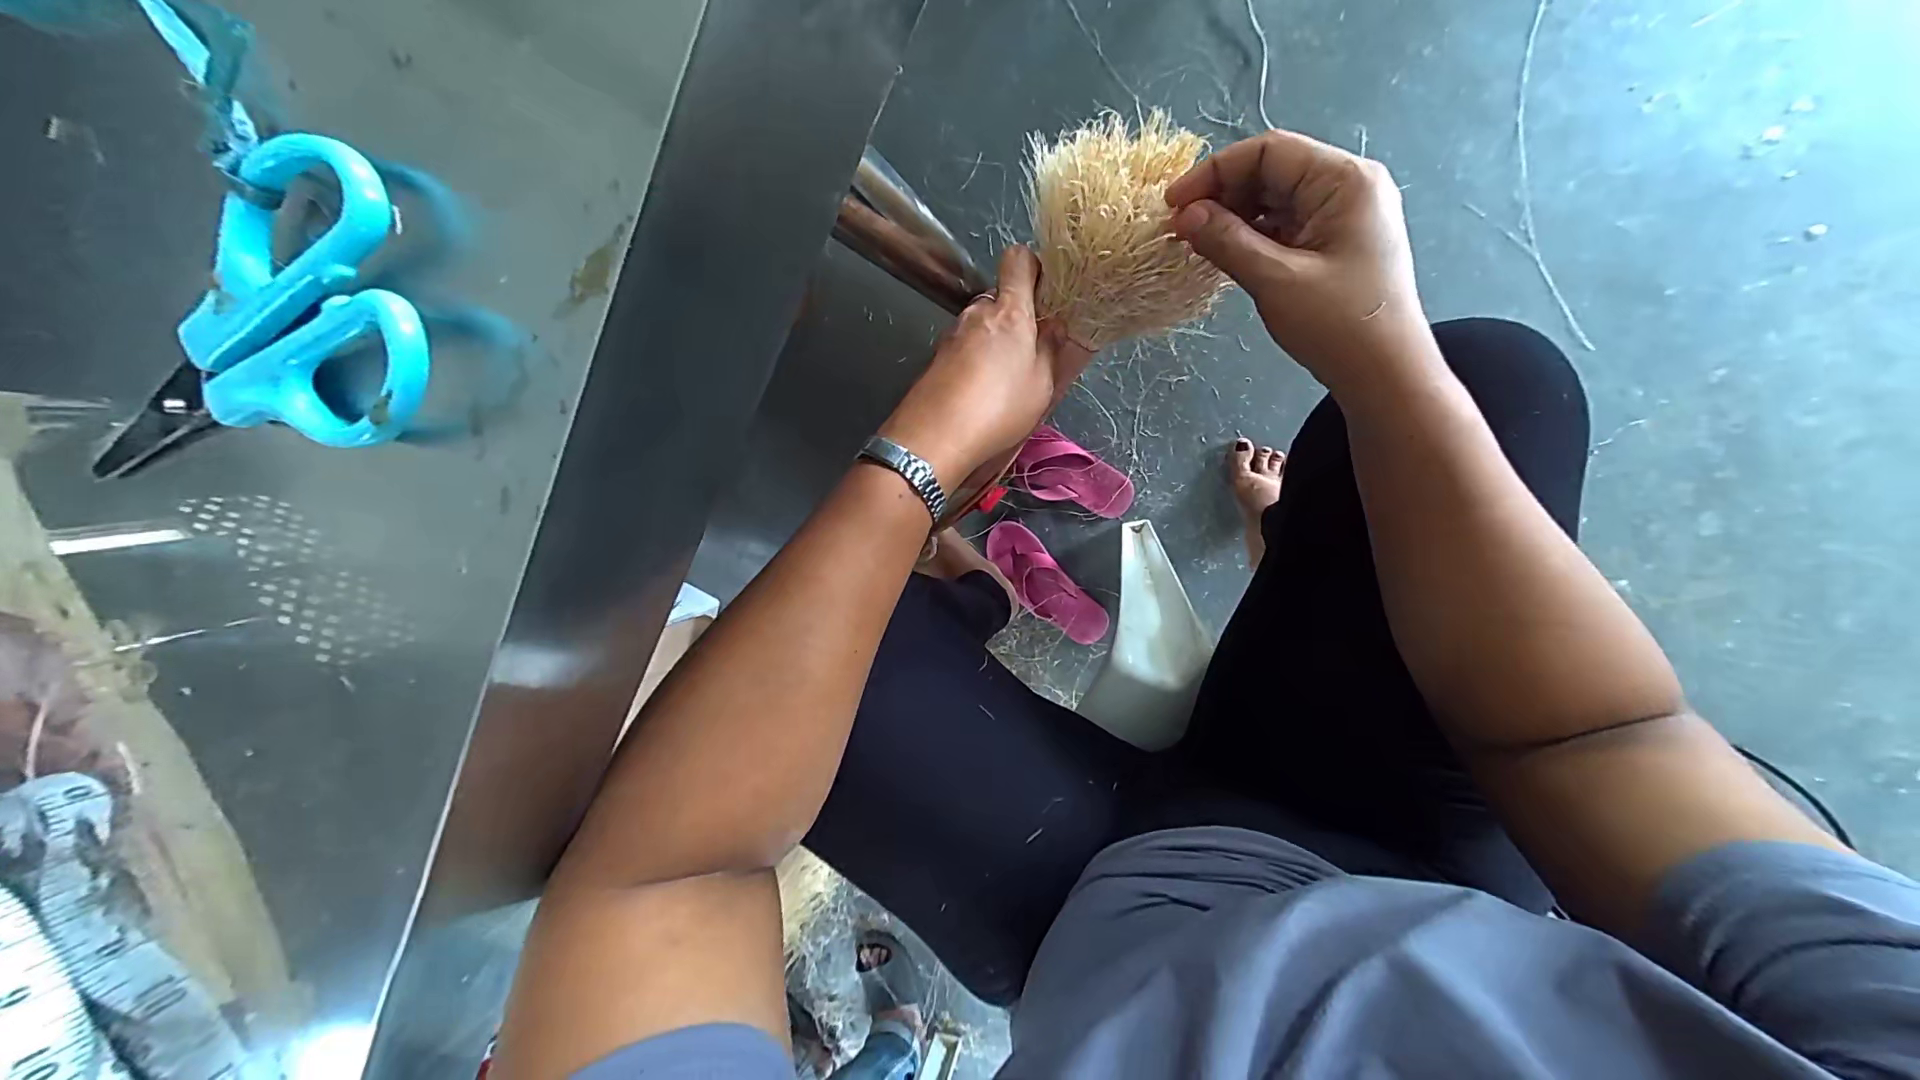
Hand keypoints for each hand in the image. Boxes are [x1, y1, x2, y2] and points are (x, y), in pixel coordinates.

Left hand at [877, 245, 1090, 487]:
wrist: (934, 438)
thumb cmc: (998, 409)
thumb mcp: (1042, 385)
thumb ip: (1050, 350)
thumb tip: (1054, 326)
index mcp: (1010, 311)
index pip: (1018, 259)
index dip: (1033, 268)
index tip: (1044, 292)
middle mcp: (977, 313)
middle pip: (998, 300)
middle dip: (1014, 319)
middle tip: (1028, 354)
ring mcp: (951, 335)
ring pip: (979, 328)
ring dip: (992, 345)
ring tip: (1002, 383)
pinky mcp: (935, 359)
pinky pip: (962, 351)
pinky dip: (972, 364)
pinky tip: (977, 396)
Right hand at [1166, 129, 1435, 394]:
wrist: (1382, 372)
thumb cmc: (1336, 325)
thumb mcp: (1276, 280)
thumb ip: (1228, 242)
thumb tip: (1185, 216)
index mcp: (1344, 181)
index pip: (1269, 152)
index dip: (1214, 172)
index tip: (1173, 204)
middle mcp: (1347, 186)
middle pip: (1271, 171)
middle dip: (1221, 195)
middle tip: (1180, 228)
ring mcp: (1341, 214)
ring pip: (1274, 199)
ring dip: (1232, 216)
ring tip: (1196, 243)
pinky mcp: (1332, 241)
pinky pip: (1283, 224)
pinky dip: (1250, 235)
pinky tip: (1223, 253)